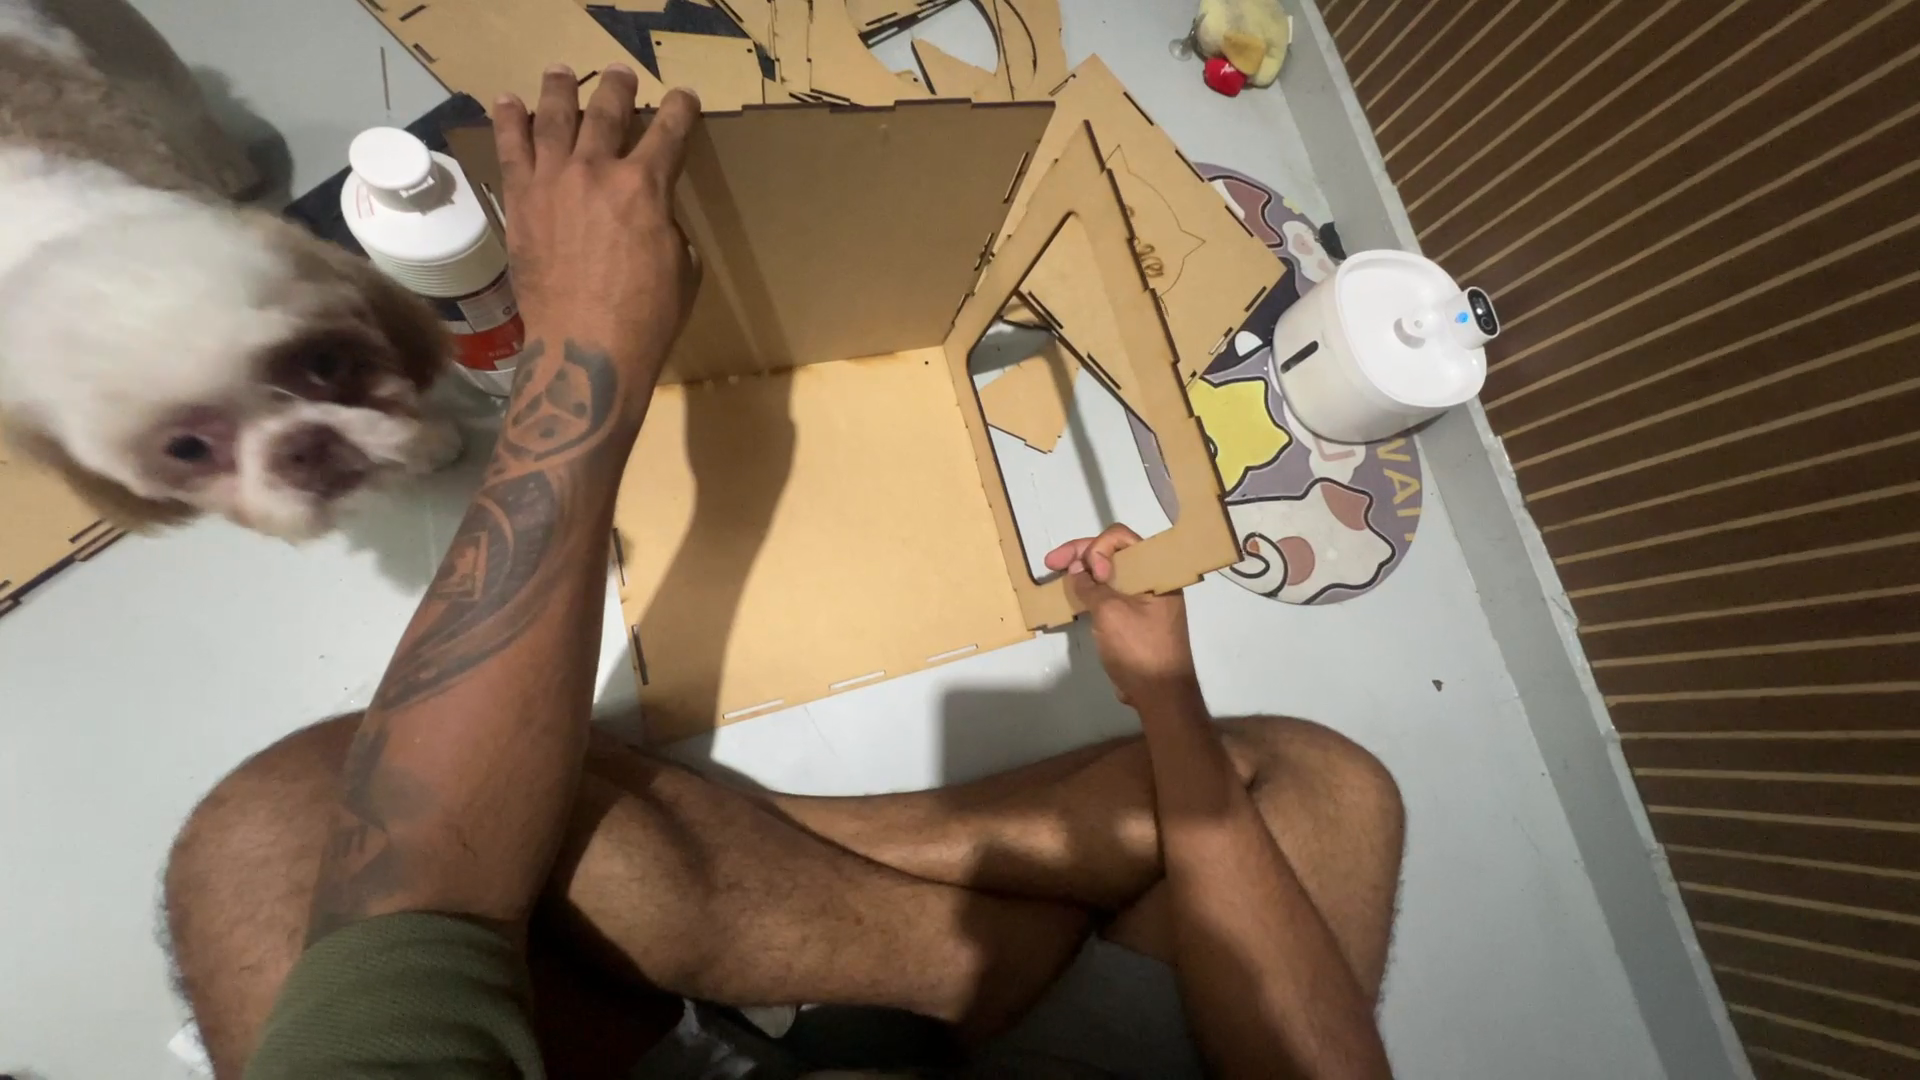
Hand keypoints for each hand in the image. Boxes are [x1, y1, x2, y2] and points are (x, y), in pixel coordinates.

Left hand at [492, 67, 700, 407]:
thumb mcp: (682, 269)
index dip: (680, 112)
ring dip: (561, 89)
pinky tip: (510, 104)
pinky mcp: (520, 200)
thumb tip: (652, 216)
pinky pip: (512, 147)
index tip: (685, 98)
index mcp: (646, 187)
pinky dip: (510, 120)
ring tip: (562, 72)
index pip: (668, 134)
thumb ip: (668, 228)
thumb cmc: (649, 317)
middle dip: (619, 89)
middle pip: (607, 113)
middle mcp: (595, 170)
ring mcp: (551, 181)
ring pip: (553, 117)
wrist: (587, 345)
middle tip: (621, 74)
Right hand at [1044, 525, 1198, 708]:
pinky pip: (1108, 594)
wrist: (1159, 693)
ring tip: (1055, 573)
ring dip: (1082, 572)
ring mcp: (1141, 598)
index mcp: (1155, 571)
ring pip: (1108, 573)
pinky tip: (1069, 594)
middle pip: (1112, 553)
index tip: (1094, 574)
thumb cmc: (1138, 648)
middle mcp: (1150, 579)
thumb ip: (1090, 587)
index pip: (1122, 539)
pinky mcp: (1131, 616)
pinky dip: (1089, 591)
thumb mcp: (1110, 612)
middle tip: (1052, 562)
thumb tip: (1076, 571)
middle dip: (1081, 554)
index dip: (1099, 549)